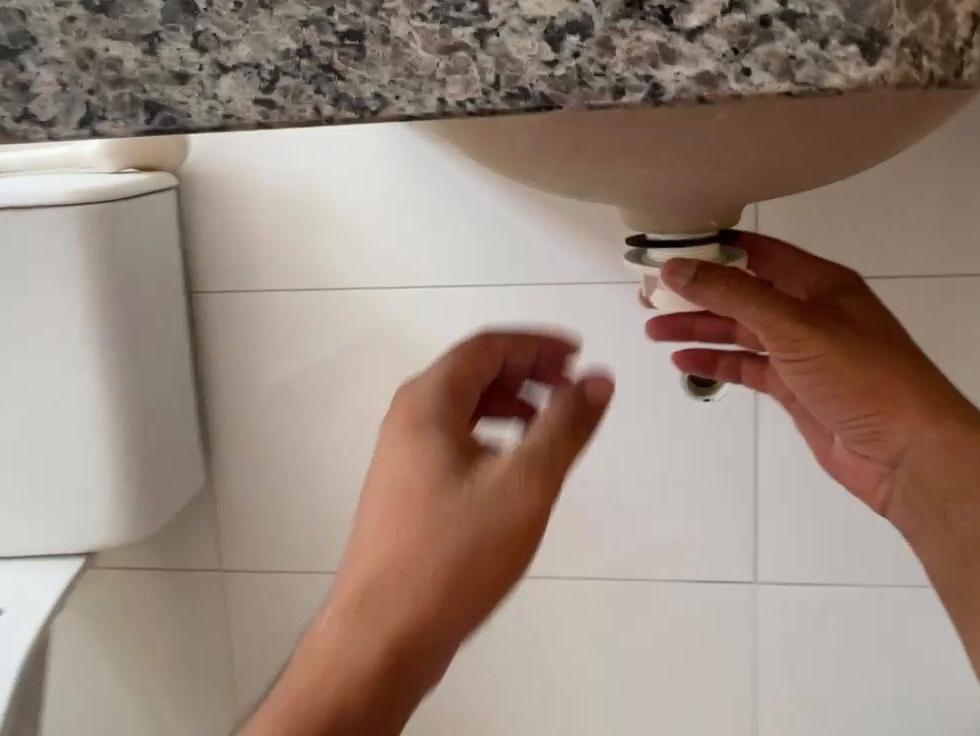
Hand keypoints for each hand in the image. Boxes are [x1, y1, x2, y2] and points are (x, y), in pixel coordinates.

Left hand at [322, 332, 613, 680]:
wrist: (383, 636)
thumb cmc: (452, 555)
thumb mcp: (524, 485)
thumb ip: (565, 426)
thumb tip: (597, 379)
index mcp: (429, 401)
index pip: (488, 346)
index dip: (536, 344)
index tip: (578, 354)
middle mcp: (409, 416)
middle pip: (474, 371)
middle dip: (526, 371)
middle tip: (571, 386)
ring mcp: (402, 454)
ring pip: (464, 406)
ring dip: (510, 403)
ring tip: (550, 423)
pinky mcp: (406, 488)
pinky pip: (454, 439)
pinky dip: (491, 434)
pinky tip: (514, 467)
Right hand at [646, 232, 979, 515]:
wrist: (911, 454)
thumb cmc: (861, 375)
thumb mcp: (794, 325)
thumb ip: (732, 294)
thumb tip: (675, 267)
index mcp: (819, 283)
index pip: (757, 252)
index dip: (713, 248)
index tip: (668, 249)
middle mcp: (809, 311)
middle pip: (742, 293)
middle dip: (697, 292)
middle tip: (649, 296)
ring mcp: (803, 352)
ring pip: (740, 331)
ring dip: (699, 328)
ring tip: (653, 329)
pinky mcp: (796, 389)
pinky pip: (747, 366)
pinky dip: (717, 361)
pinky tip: (684, 360)